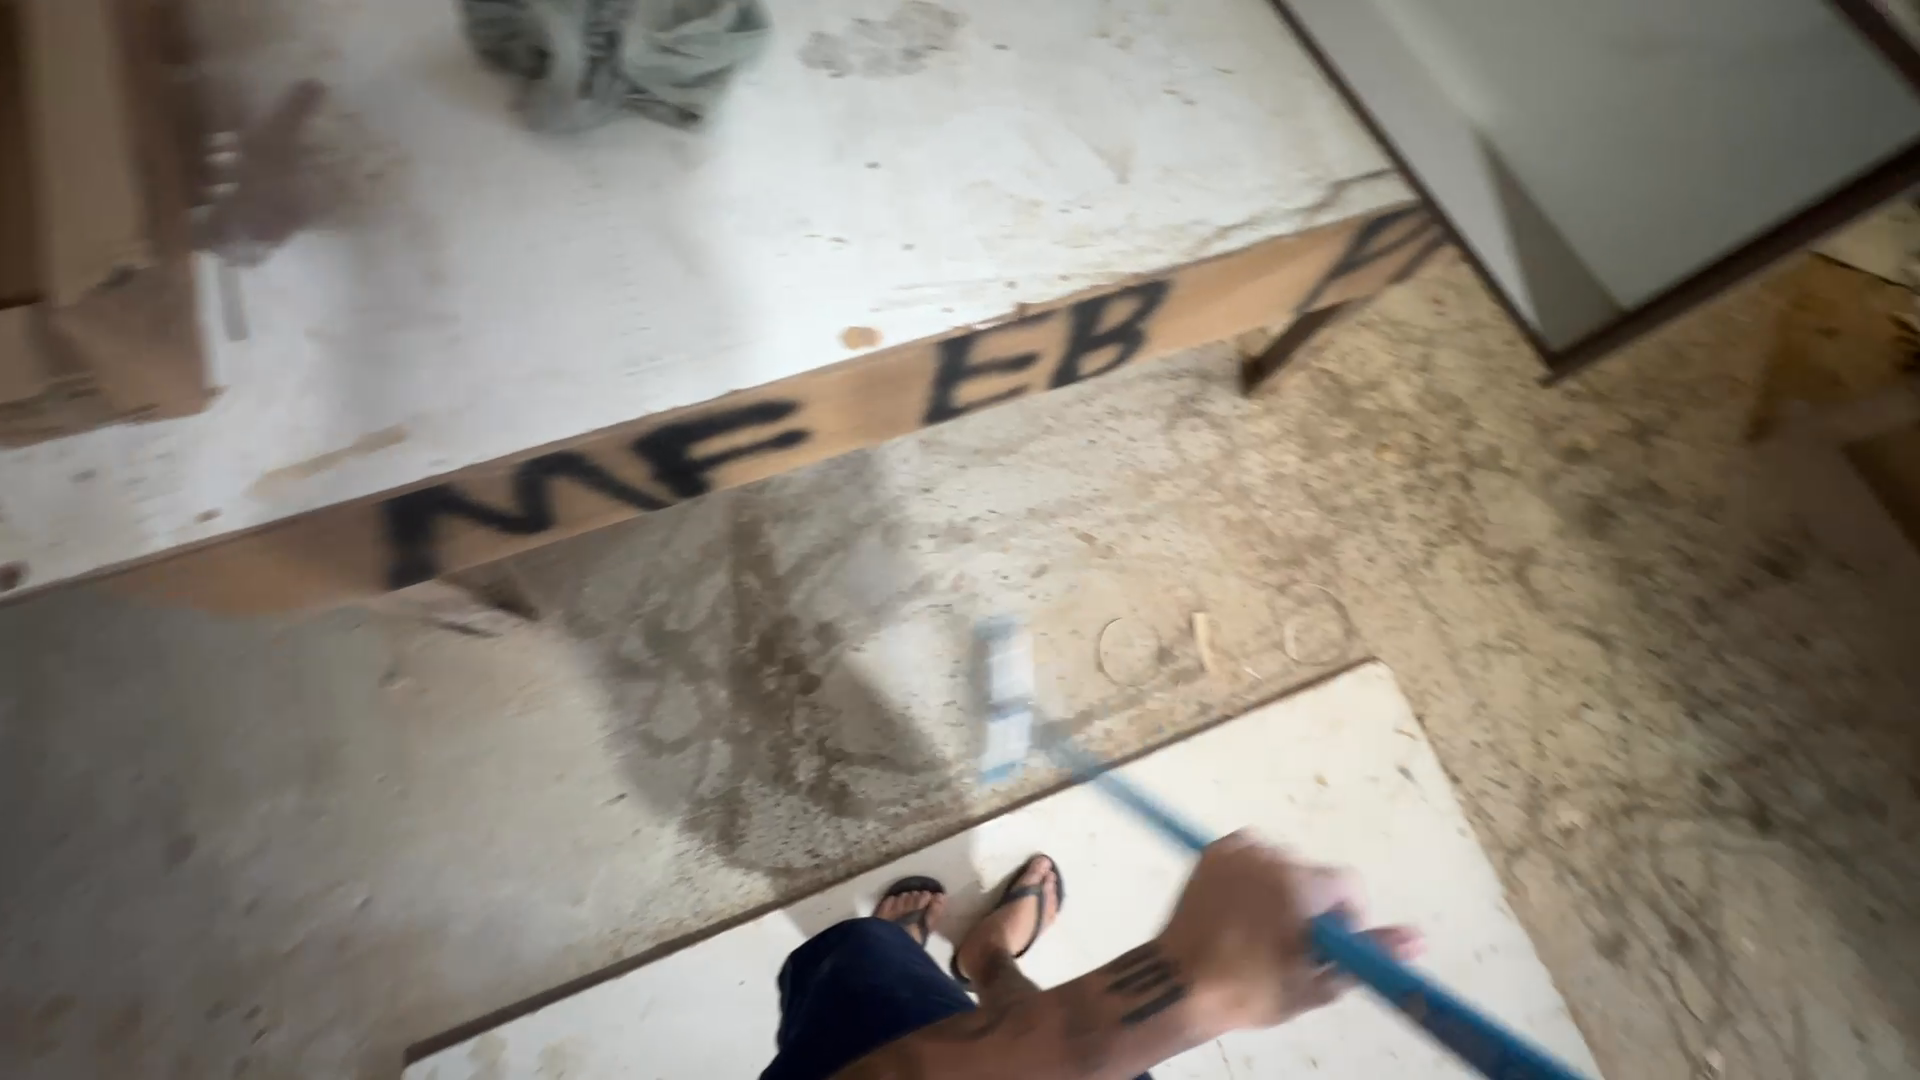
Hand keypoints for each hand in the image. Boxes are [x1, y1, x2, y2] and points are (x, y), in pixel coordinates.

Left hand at [1154, 831, 1421, 1034]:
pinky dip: (1252, 872)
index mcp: (1300, 885)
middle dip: (1311, 903)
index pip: (1348, 884)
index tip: (1326, 942)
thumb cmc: (1253, 988)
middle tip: (1287, 941)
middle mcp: (1270, 856)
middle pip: (1312, 873)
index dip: (1346, 915)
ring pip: (1280, 862)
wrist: (1184, 979)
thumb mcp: (1319, 981)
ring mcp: (1236, 851)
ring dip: (1281, 886)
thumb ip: (1370, 954)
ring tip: (1260, 926)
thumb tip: (1417, 937)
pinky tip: (1242, 905)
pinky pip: (1249, 853)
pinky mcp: (1213, 851)